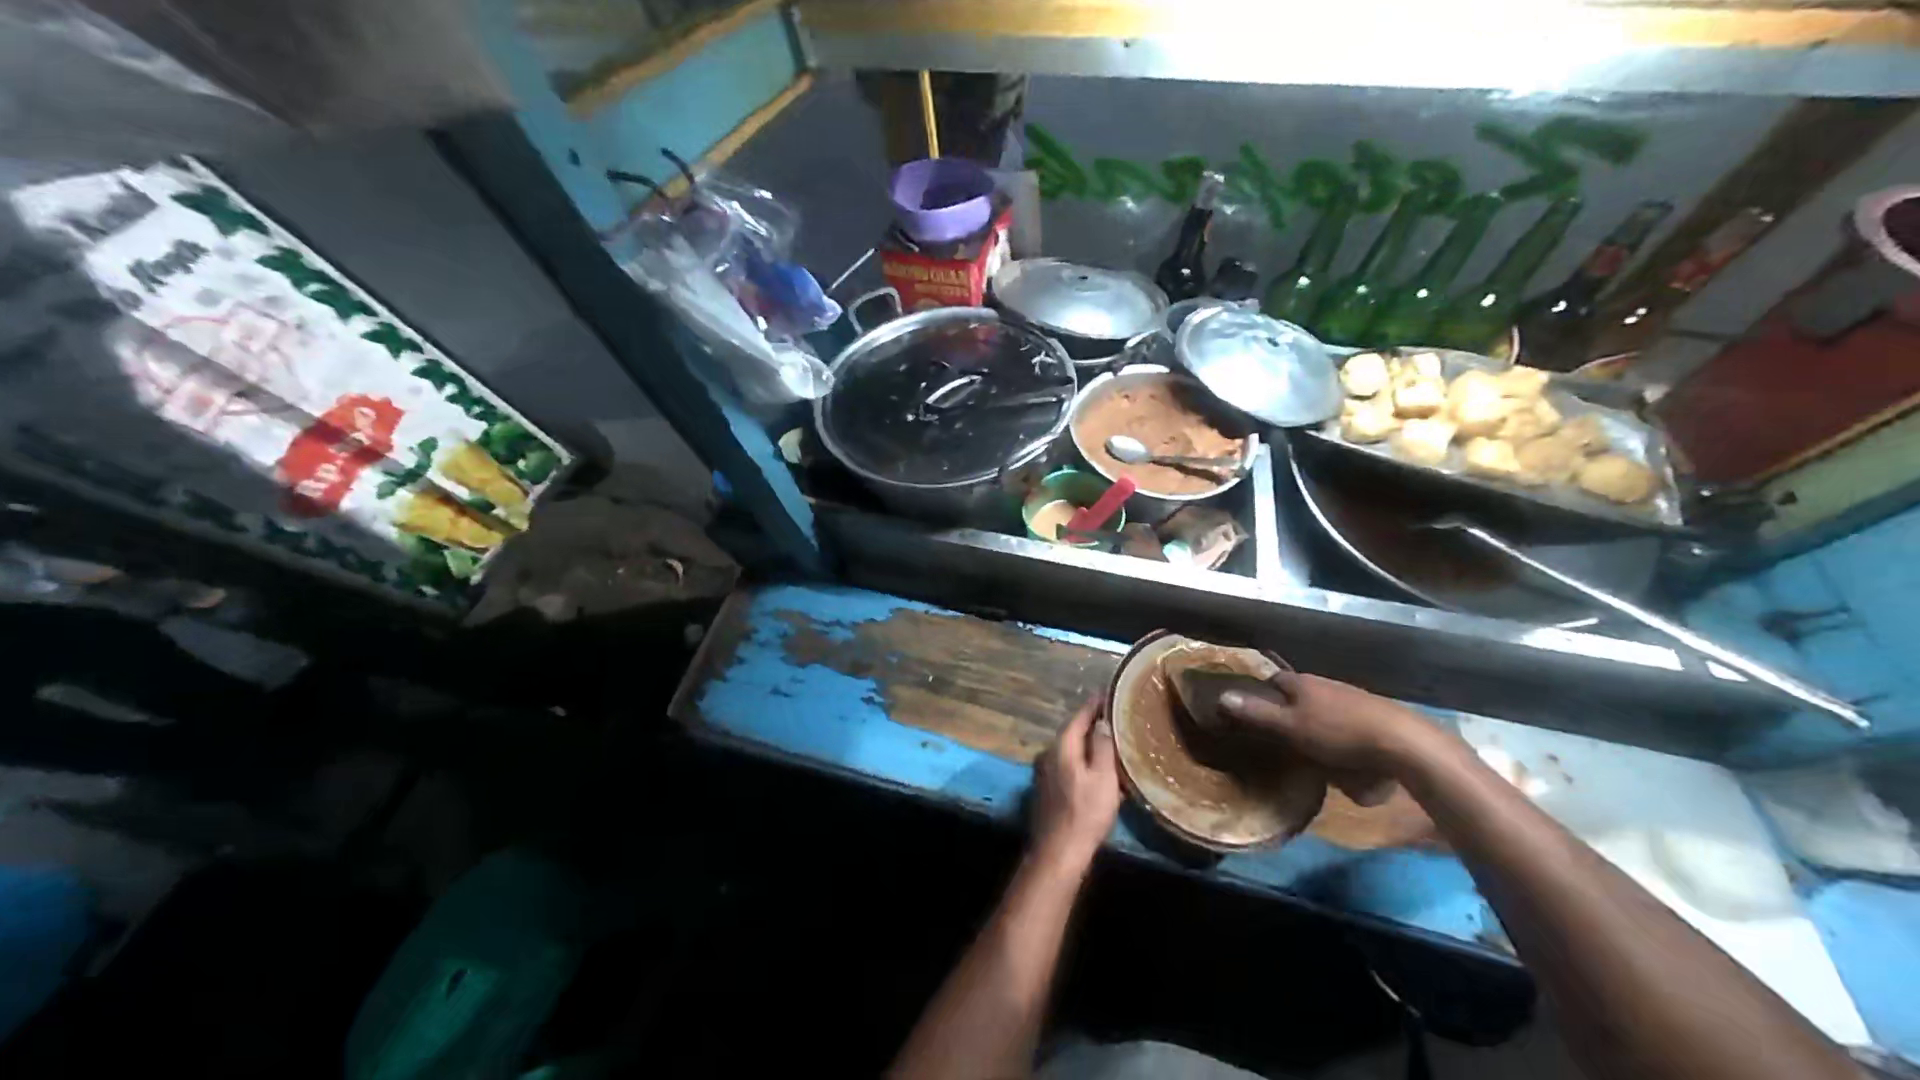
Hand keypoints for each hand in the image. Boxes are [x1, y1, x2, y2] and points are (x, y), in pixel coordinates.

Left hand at [1030, 696, 1123, 865]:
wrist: (1060, 851)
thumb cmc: (1085, 812)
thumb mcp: (1103, 777)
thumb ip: (1102, 746)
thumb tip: (1102, 721)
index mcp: (1061, 746)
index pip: (1079, 716)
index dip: (1095, 705)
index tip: (1110, 693)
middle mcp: (1048, 753)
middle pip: (1073, 731)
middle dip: (1093, 723)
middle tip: (1115, 716)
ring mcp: (1045, 771)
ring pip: (1071, 749)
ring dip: (1088, 744)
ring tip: (1111, 740)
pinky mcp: (1048, 788)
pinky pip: (1069, 764)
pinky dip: (1083, 760)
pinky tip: (1098, 767)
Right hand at [1217, 671, 1450, 805]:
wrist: (1404, 744)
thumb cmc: (1339, 733)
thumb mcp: (1290, 728)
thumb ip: (1257, 714)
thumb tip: (1220, 696)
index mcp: (1303, 683)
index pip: (1274, 680)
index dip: (1261, 693)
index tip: (1252, 711)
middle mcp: (1327, 684)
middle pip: (1300, 693)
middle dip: (1290, 709)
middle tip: (1279, 734)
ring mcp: (1354, 698)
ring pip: (1325, 707)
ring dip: (1316, 722)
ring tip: (1309, 747)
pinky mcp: (1376, 716)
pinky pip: (1348, 721)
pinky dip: (1340, 733)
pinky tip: (1343, 753)